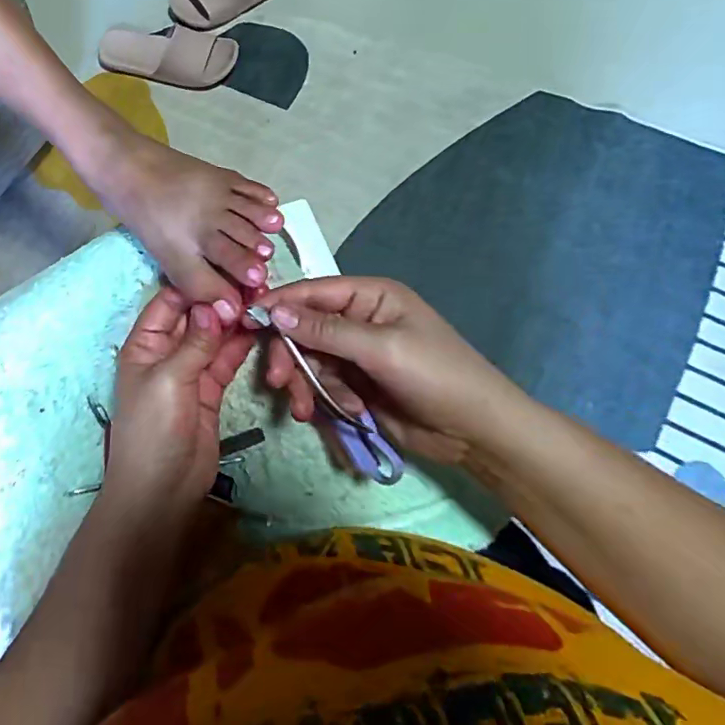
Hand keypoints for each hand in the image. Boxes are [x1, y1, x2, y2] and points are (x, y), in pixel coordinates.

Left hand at [103, 287, 253, 518]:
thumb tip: (215, 303)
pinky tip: (259, 328)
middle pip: (194, 317)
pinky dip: (240, 345)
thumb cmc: (153, 429)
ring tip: (261, 301)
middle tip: (254, 284)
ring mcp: (189, 371)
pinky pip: (225, 359)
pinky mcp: (210, 389)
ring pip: (213, 337)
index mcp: (143, 344)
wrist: (161, 491)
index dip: (196, 286)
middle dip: (219, 301)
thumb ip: (195, 342)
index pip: (169, 303)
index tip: (227, 272)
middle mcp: (165, 352)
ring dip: (234, 321)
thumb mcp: (169, 380)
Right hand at [254, 276, 524, 464]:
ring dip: (305, 384)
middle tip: (276, 383)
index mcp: (369, 296)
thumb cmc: (436, 376)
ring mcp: (356, 352)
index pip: (311, 292)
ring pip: (308, 360)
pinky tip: (344, 414)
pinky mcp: (356, 383)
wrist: (478, 432)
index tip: (245, 323)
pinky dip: (325, 400)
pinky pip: (323, 384)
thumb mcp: (381, 348)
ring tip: (307, 412)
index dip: (278, 305)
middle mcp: (358, 318)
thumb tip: (274, 309)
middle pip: (302, 328)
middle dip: (289, 356)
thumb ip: (325, 329)